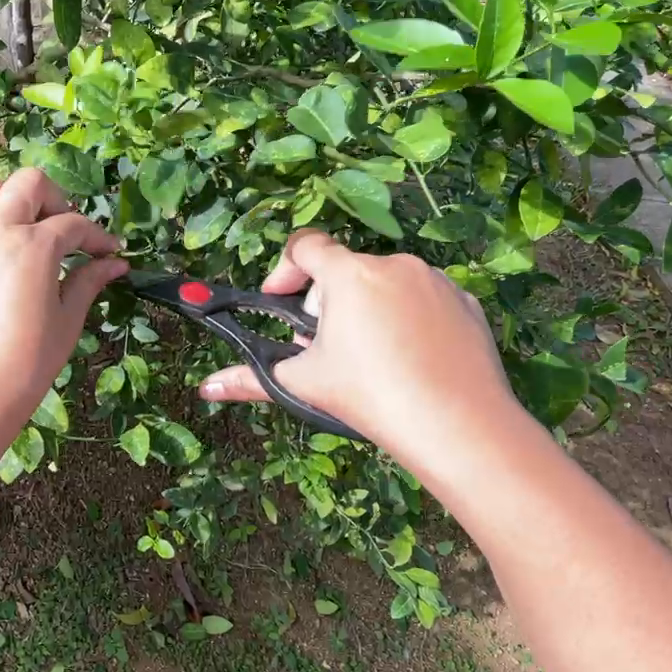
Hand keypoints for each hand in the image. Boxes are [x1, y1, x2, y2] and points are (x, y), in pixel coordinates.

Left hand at [0, 169, 127, 430]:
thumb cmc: (28, 363)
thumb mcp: (67, 320)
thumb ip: (88, 281)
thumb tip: (114, 263)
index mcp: (32, 246)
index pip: (73, 224)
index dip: (97, 237)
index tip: (110, 253)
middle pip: (28, 184)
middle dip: (55, 200)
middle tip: (66, 232)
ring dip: (7, 196)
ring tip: (23, 227)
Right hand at [197, 230, 519, 465]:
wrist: (459, 425)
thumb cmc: (369, 395)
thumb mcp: (302, 383)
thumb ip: (248, 379)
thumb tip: (205, 389)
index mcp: (348, 275)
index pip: (305, 246)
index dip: (284, 270)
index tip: (278, 302)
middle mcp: (393, 265)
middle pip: (343, 270)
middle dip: (325, 302)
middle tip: (323, 346)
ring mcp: (435, 282)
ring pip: (384, 283)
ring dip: (365, 308)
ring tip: (367, 357)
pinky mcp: (465, 303)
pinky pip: (422, 298)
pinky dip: (406, 318)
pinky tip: (407, 359)